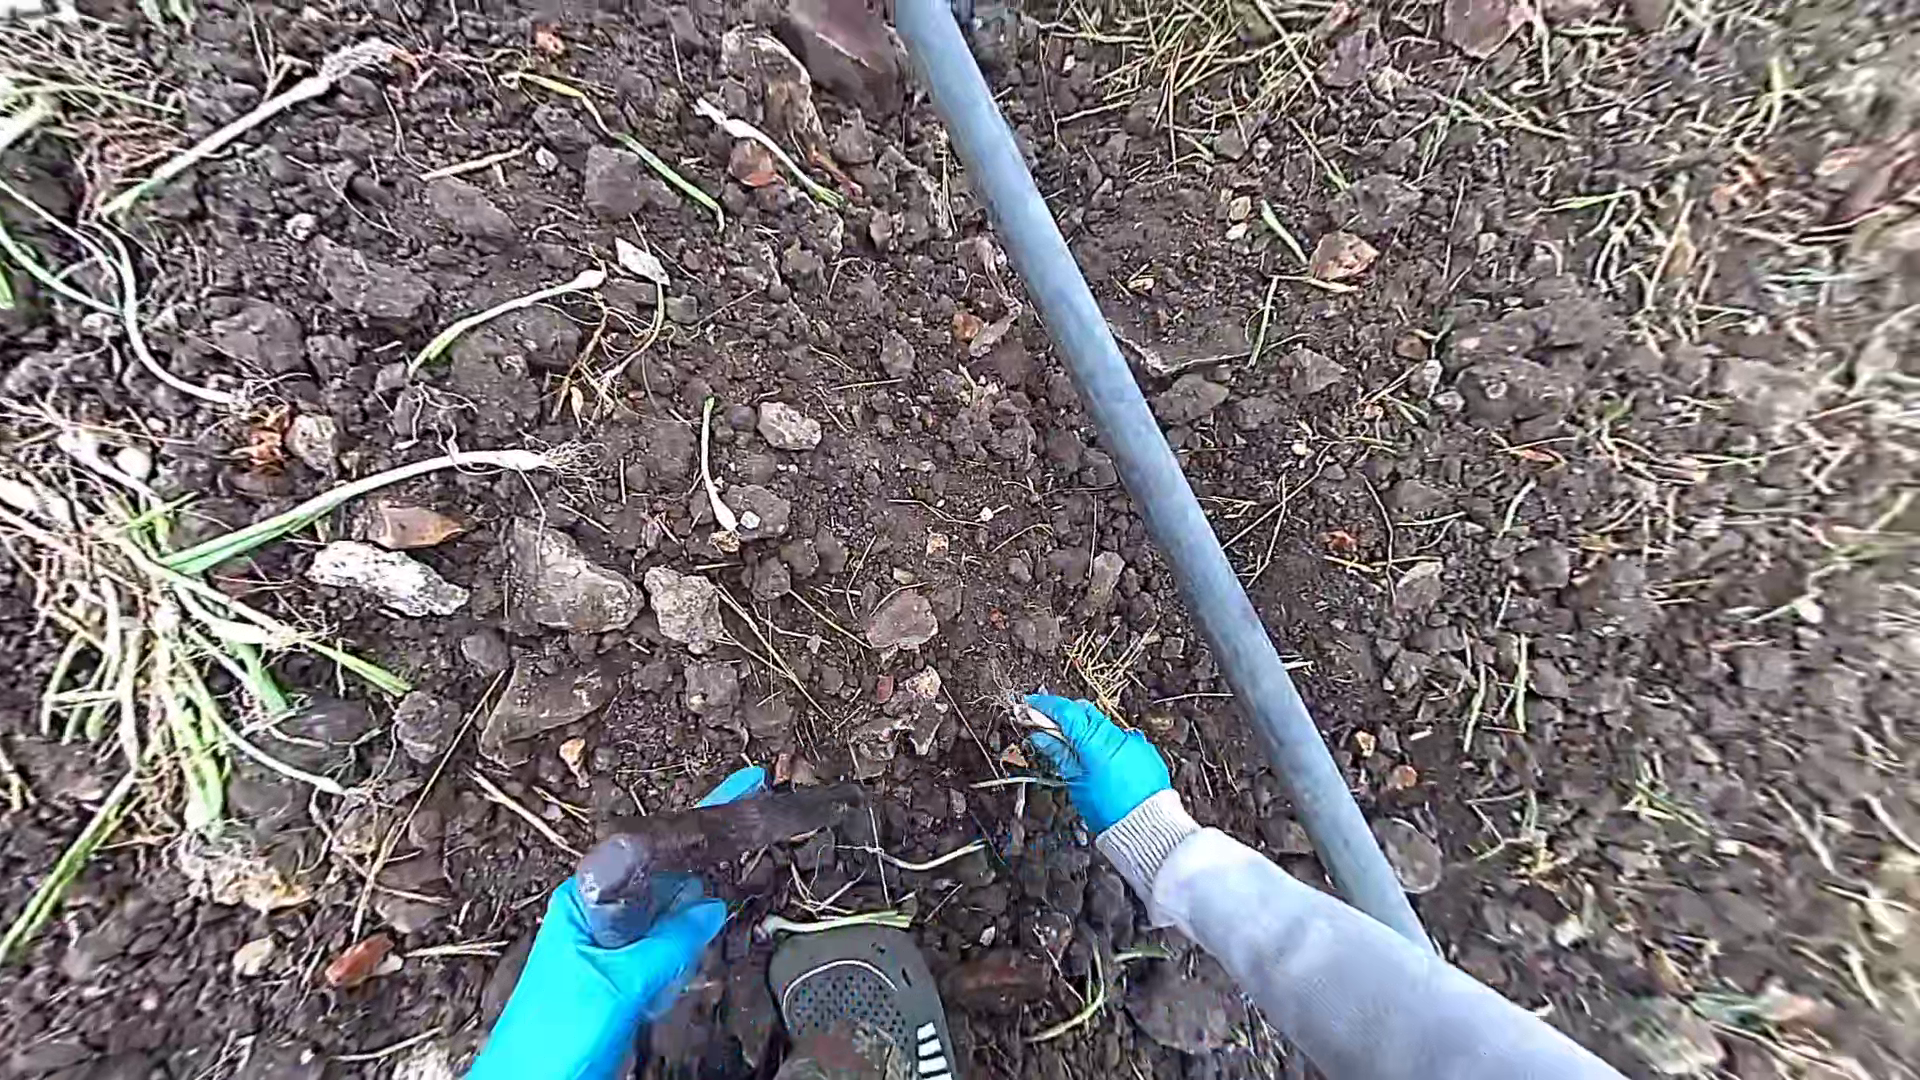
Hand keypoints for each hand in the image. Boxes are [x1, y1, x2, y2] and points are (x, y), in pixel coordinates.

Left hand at [469, 766, 766, 1079]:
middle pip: (667, 866)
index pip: (653, 841)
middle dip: (707, 854)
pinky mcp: (625, 969)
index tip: (743, 788)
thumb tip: (711, 907)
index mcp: (588, 896)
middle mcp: (601, 909)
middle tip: (754, 825)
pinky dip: (689, 939)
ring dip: (698, 904)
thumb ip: (670, 942)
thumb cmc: (554, 1037)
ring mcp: (614, 940)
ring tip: (735, 878)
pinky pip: (669, 939)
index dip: (700, 817)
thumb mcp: (620, 982)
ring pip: (672, 904)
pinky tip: (704, 939)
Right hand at [1025, 694, 1170, 831]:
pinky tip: (1100, 760)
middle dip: (1065, 715)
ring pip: (1103, 725)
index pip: (1066, 711)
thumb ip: (1059, 753)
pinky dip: (1106, 743)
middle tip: (1048, 725)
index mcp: (1096, 741)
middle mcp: (1117, 735)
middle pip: (1085, 711)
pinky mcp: (1146, 752)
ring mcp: (1134, 742)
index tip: (1031, 705)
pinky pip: (1121, 739)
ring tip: (1074, 750)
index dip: (1045, 706)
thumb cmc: (1112, 813)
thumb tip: (1041, 736)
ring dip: (1086, 731)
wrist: (1150, 832)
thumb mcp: (1076, 783)